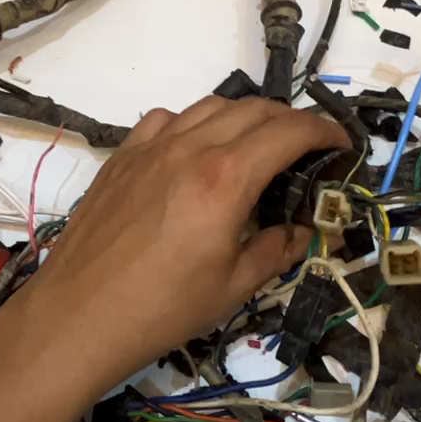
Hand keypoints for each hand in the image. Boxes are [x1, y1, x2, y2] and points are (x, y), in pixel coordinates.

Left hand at [0, 95, 349, 398]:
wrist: (79, 315)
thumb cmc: (162, 309)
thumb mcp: (233, 288)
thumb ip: (275, 250)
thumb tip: (299, 232)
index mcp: (225, 177)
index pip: (289, 131)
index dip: (324, 131)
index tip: (342, 143)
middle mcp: (190, 147)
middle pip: (254, 109)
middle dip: (290, 121)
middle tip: (306, 149)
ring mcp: (150, 146)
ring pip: (210, 106)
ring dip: (245, 117)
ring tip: (256, 146)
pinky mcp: (122, 155)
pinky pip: (166, 118)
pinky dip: (195, 122)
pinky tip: (195, 150)